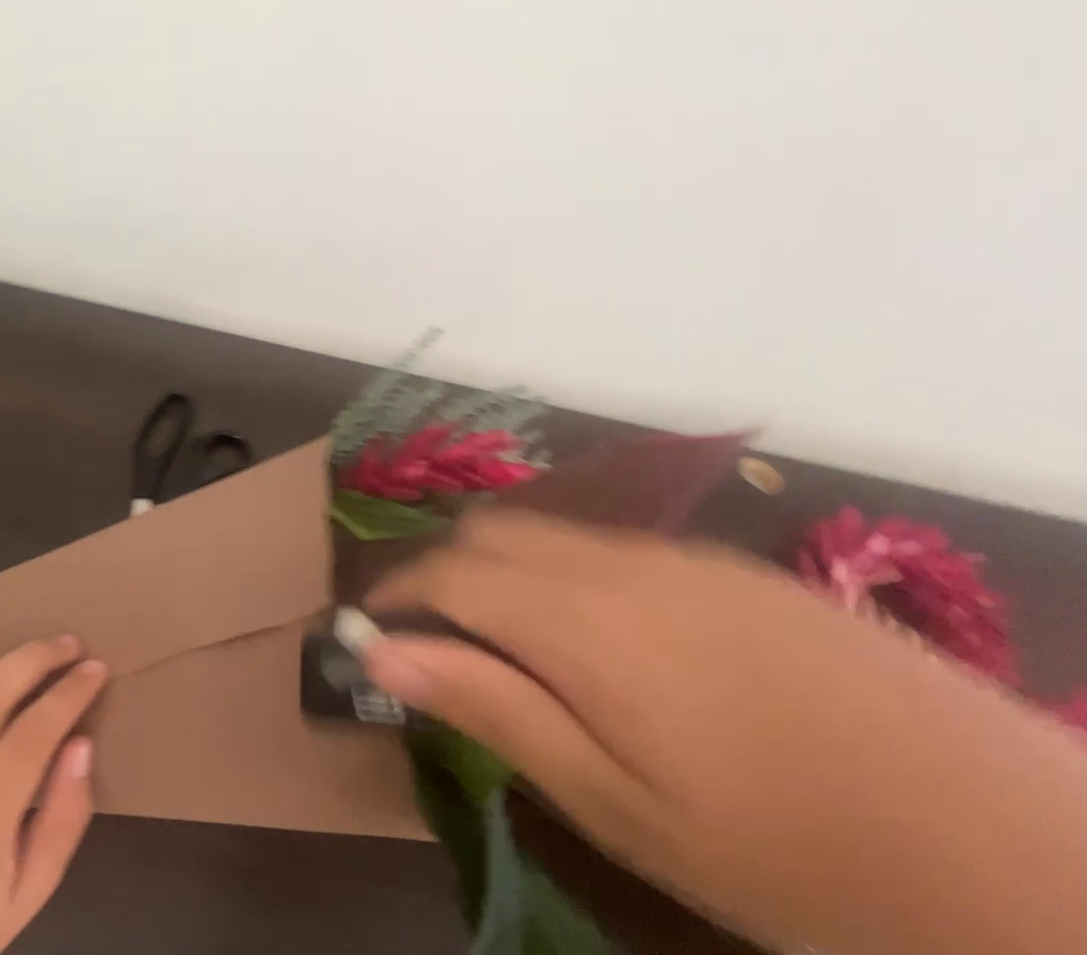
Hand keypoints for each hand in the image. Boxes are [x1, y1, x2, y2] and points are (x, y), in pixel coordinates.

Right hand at [358, 510, 1086, 954]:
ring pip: (549, 532)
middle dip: (437, 576)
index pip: (447, 571)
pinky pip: (610, 548)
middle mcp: (625, 561)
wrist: (1017, 852)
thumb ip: (488, 706)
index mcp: (584, 618)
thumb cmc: (780, 849)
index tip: (368, 640)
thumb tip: (380, 651)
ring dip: (497, 572)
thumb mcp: (611, 799)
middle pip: (490, 532)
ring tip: (500, 651)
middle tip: (428, 650)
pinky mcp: (737, 571)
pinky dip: (560, 575)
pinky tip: (594, 646)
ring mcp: (688, 557)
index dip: (393, 597)